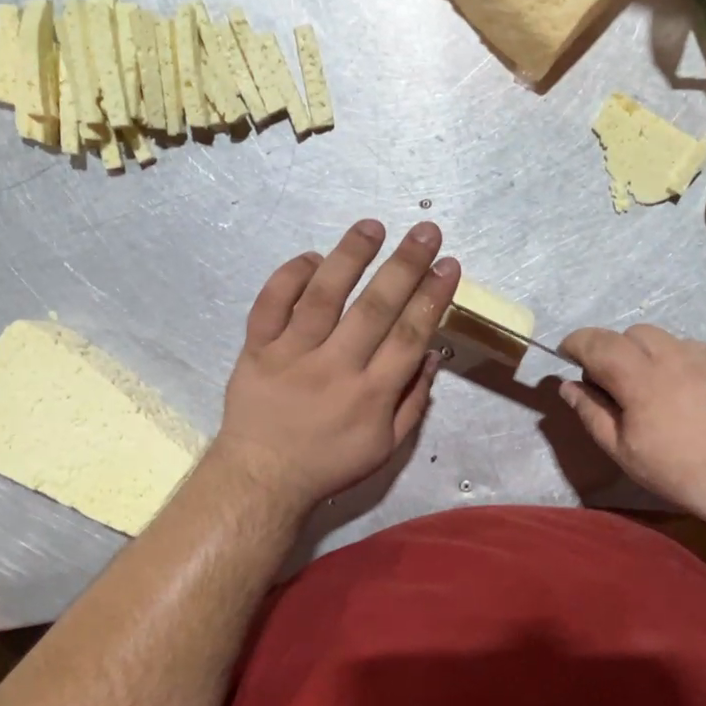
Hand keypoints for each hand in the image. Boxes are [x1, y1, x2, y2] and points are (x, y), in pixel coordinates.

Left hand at [209, 220, 457, 514]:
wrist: (262, 478)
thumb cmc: (328, 465)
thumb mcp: (385, 449)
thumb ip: (412, 403)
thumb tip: (432, 357)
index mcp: (371, 395)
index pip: (410, 336)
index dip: (432, 298)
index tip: (448, 266)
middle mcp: (335, 368)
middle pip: (375, 307)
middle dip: (405, 266)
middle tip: (426, 232)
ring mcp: (292, 355)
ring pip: (323, 296)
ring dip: (350, 257)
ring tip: (372, 227)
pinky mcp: (257, 350)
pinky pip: (271, 304)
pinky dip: (289, 276)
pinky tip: (312, 257)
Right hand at [558, 326, 705, 539]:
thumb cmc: (685, 476)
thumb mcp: (626, 454)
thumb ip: (593, 414)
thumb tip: (568, 386)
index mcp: (644, 379)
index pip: (599, 343)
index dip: (578, 342)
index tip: (568, 351)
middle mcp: (679, 355)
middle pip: (636, 333)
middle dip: (619, 351)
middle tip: (621, 384)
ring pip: (674, 343)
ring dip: (660, 361)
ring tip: (671, 399)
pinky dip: (695, 370)